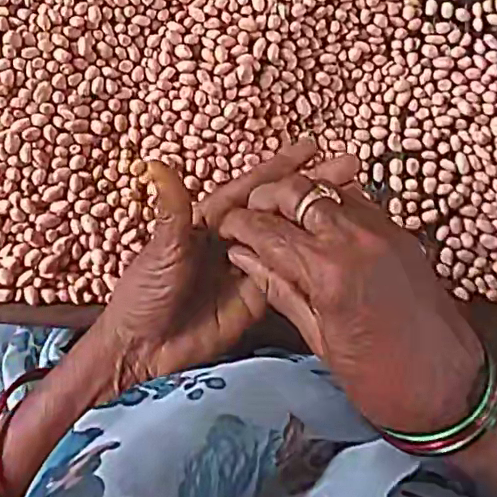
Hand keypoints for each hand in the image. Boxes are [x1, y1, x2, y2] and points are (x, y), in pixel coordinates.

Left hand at [79, 140, 326, 395]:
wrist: (143, 350)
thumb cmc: (143, 292)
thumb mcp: (160, 248)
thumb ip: (170, 210)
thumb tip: (156, 165)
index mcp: (208, 220)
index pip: (251, 187)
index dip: (282, 167)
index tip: (312, 147)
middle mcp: (232, 240)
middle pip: (279, 209)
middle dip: (312, 189)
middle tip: (350, 168)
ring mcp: (246, 270)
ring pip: (288, 240)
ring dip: (317, 222)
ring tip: (354, 204)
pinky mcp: (255, 301)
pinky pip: (286, 277)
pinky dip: (309, 263)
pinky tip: (335, 251)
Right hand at [219, 157, 485, 433]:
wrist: (456, 393)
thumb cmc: (381, 380)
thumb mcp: (319, 340)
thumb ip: (278, 287)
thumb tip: (241, 256)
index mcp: (327, 271)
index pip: (267, 229)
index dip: (238, 224)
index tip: (225, 227)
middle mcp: (353, 239)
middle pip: (294, 191)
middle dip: (264, 198)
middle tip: (250, 216)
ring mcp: (380, 230)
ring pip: (325, 186)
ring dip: (296, 194)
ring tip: (280, 214)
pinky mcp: (398, 232)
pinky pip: (354, 198)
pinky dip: (329, 200)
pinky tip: (316, 220)